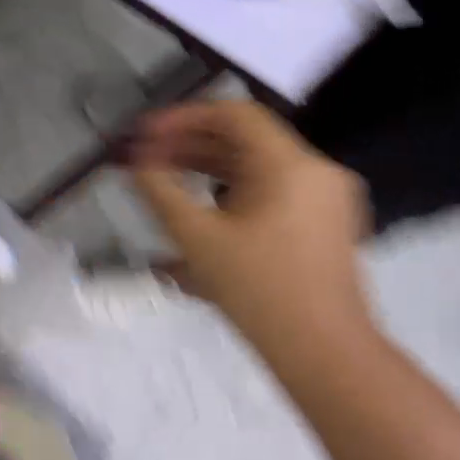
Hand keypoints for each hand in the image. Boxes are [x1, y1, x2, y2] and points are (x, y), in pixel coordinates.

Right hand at [125, 101, 370, 344]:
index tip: (140, 134)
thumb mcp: (193, 234)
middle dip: (186, 142)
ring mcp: (323, 197)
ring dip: (201, 163)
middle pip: (243, 137)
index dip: (181, 116)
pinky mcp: (319, 220)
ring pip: (254, 163)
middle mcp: (315, 171)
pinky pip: (268, 185)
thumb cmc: (255, 285)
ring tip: (156, 178)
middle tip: (139, 156)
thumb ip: (158, 188)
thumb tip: (136, 160)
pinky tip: (193, 203)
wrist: (320, 345)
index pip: (233, 114)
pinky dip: (226, 184)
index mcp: (290, 166)